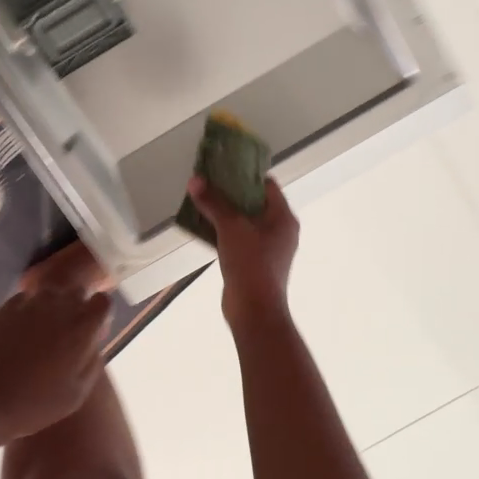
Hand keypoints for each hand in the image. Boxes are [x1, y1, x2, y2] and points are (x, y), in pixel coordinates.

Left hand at [0, 287, 111, 439]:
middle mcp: (60, 305)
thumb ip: (93, 361)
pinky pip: (27, 299)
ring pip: (51, 292)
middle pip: (77, 291)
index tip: (93, 327)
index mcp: (81, 327)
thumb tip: (94, 340)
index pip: (103, 300)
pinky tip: (21, 332)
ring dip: (53, 305)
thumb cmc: (37, 403)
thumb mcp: (77, 393)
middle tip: (67, 332)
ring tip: (42, 331)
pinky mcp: (8, 305)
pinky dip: (29, 310)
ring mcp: (32, 302)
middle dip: (77, 306)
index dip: (99, 311)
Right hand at [189, 175, 299, 329]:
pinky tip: (202, 225)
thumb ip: (213, 202)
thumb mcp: (230, 227)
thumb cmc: (250, 264)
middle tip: (208, 182)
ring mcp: (268, 248)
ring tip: (202, 200)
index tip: (222, 167)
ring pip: (244, 221)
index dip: (245, 174)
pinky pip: (238, 237)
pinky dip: (223, 230)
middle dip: (230, 192)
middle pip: (254, 202)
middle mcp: (280, 230)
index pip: (266, 185)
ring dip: (224, 211)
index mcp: (283, 218)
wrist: (253, 311)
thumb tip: (195, 180)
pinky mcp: (254, 262)